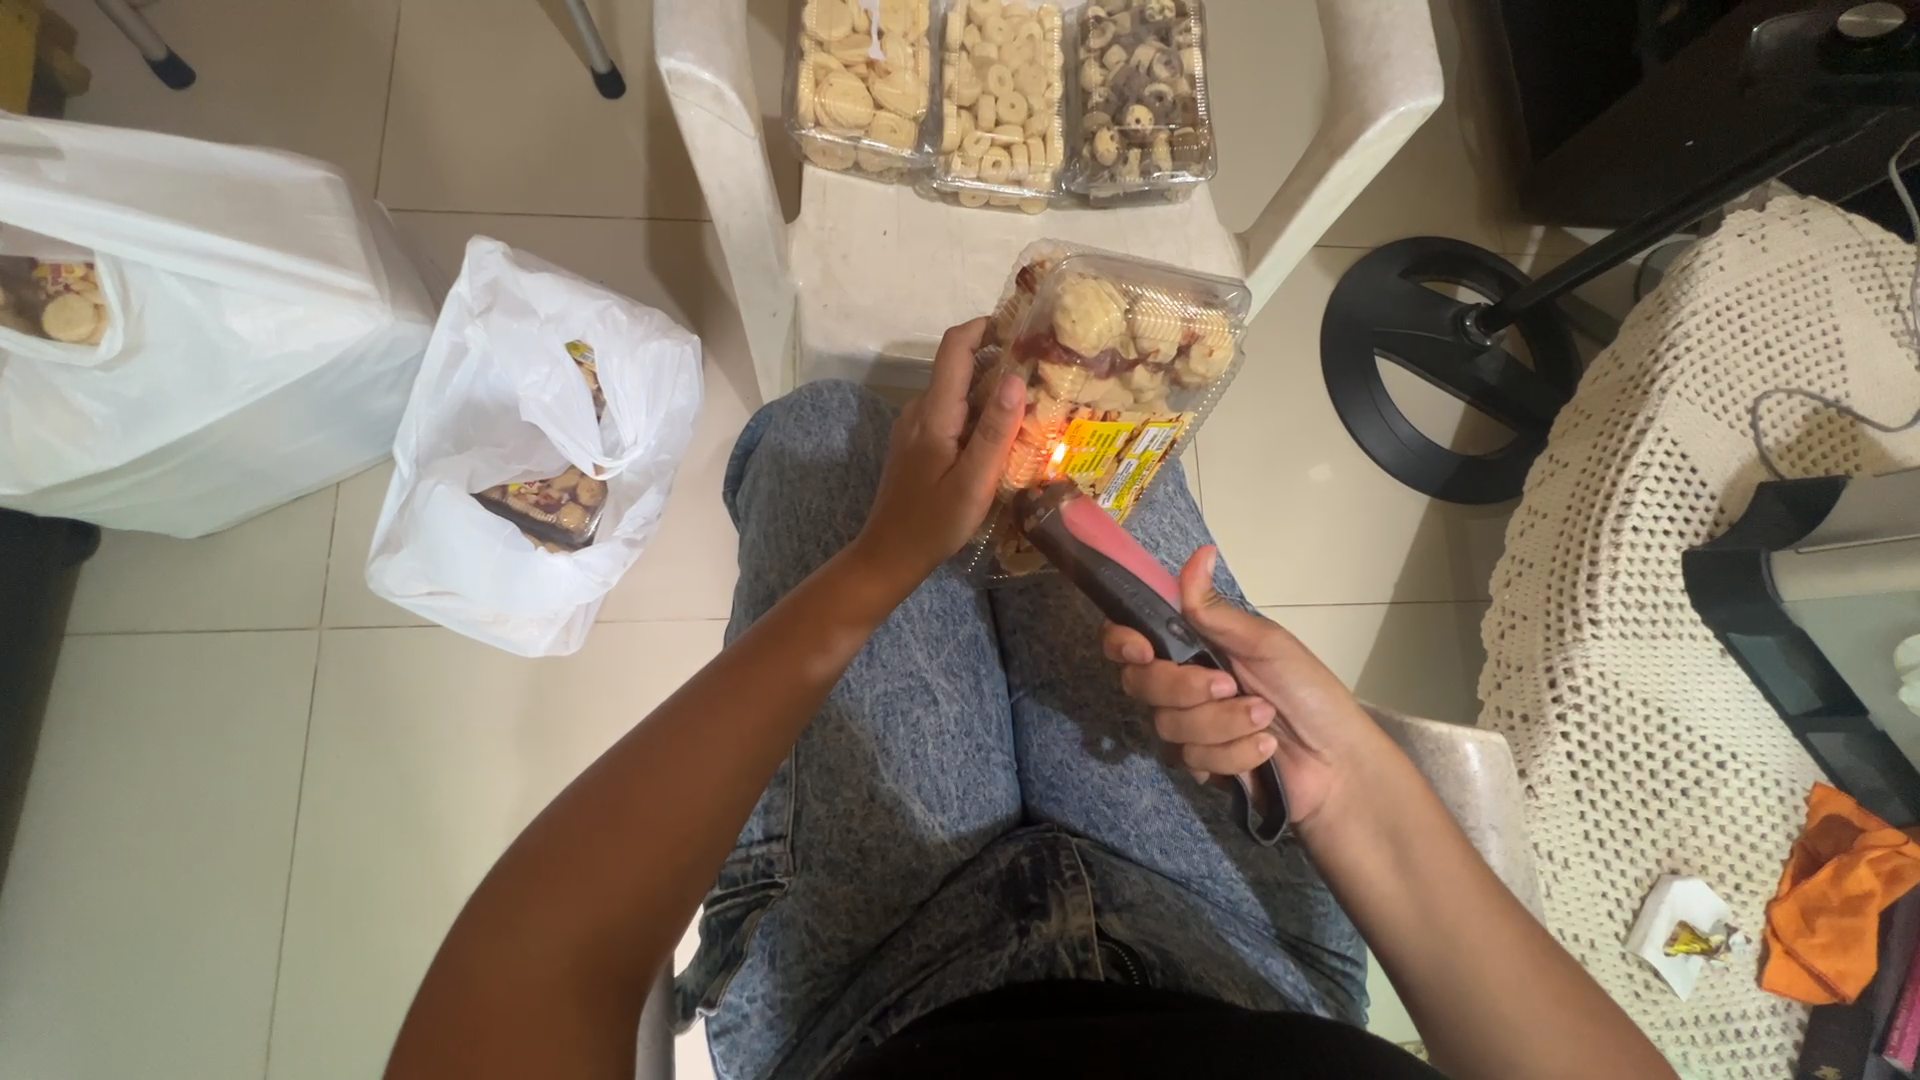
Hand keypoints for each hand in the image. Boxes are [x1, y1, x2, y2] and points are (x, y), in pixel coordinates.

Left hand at [853, 318, 1024, 587]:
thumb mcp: (973, 482)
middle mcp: (919, 410)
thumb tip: (1016, 379)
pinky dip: (976, 415)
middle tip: (1042, 374)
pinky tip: (1001, 438)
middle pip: (958, 367)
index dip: (985, 326)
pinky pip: (950, 416)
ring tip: (1031, 406)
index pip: (954, 346)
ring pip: (956, 394)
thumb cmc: (933, 524)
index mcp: (934, 413)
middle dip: (998, 362)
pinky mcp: (916, 446)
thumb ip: (995, 431)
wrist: (889, 556)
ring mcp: (914, 428)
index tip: (1022, 328)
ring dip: (989, 392)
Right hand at [1101, 546, 1392, 831]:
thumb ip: (1216, 608)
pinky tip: (1263, 750)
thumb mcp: (1263, 641)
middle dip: (1186, 688)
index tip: (1144, 651)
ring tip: (1265, 719)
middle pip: (1139, 684)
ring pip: (1168, 725)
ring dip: (1223, 723)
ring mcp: (1184, 726)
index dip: (1122, 643)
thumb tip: (1201, 553)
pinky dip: (1233, 754)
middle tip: (1231, 685)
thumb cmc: (1306, 689)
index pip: (1127, 639)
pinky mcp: (1198, 764)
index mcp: (1189, 647)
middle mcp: (1177, 684)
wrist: (1337, 759)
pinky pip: (1191, 758)